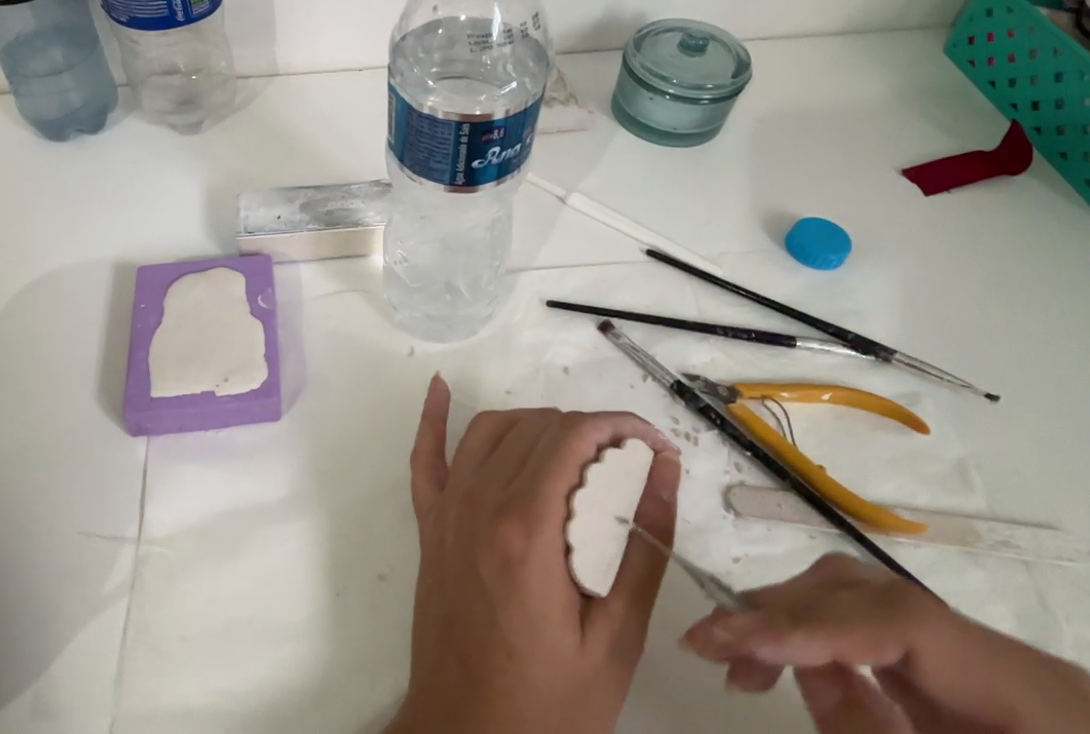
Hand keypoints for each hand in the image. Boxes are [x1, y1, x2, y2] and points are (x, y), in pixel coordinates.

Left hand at [387, 376, 682, 733]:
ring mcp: (446, 511)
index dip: (620, 427)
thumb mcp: (616, 638)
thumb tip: (663, 471)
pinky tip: (441, 387)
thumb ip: (642, 548)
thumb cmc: (549, 703)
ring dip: (537, 425)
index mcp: (526, 528)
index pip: (573, 438)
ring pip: (490, 430)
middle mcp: (478, 504)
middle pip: (537, 429)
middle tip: (631, 462)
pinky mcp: (429, 526)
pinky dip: (432, 418)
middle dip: (590, 430)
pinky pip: (425, 457)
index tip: (657, 446)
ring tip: (579, 451)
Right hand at [682, 553, 1089, 732]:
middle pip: (875, 596)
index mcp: (1034, 691)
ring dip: (788, 621)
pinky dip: (819, 645)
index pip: (902, 619)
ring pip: (865, 605)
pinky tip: (776, 663)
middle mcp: (1010, 659)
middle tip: (709, 644)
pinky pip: (876, 642)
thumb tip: (804, 662)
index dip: (808, 622)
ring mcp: (983, 667)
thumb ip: (871, 733)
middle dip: (783, 612)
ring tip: (731, 658)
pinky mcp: (959, 685)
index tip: (731, 639)